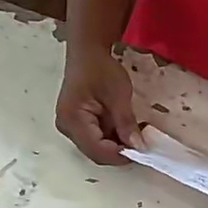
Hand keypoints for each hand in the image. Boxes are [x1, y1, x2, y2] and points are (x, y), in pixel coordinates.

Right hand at [55, 46, 140, 165]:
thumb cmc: (100, 68)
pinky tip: (124, 129)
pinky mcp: (76, 126)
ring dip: (116, 145)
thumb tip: (137, 147)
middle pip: (95, 152)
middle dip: (118, 151)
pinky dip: (111, 138)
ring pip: (96, 148)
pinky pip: (95, 140)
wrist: (87, 53)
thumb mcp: (118, 94)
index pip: (96, 149)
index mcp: (73, 118)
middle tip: (140, 142)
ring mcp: (69, 128)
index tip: (141, 151)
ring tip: (134, 133)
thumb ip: (126, 123)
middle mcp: (66, 128)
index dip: (119, 154)